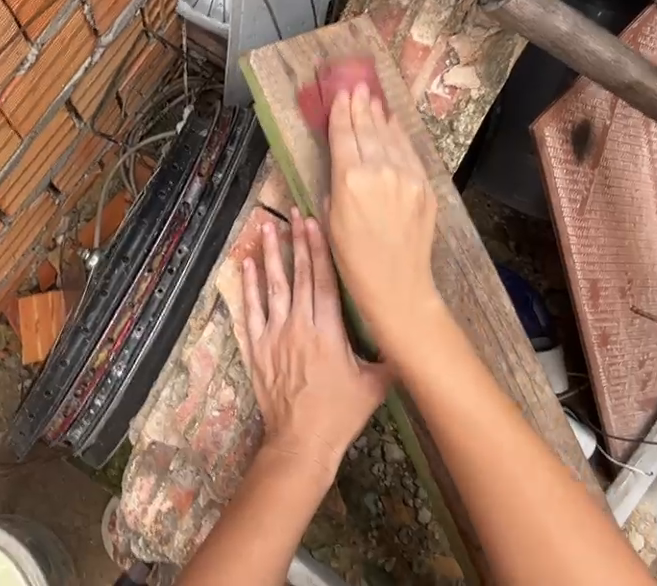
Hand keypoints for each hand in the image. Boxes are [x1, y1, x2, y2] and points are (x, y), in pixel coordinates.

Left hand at [240, 211, 389, 471]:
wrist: (300, 442)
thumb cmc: (339, 415)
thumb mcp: (374, 387)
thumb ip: (390, 359)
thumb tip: (409, 337)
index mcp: (328, 332)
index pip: (324, 281)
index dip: (320, 250)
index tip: (316, 224)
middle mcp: (299, 326)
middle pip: (299, 276)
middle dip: (298, 242)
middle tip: (295, 214)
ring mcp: (274, 335)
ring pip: (272, 287)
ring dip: (272, 255)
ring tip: (268, 227)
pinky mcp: (256, 347)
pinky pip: (250, 310)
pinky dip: (247, 286)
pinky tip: (246, 264)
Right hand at [327, 83, 440, 341]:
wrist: (396, 283)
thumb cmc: (352, 258)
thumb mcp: (331, 218)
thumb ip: (336, 183)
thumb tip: (342, 160)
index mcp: (349, 179)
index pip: (343, 136)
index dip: (341, 113)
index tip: (340, 95)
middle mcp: (379, 171)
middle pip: (367, 130)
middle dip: (360, 107)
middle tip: (356, 87)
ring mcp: (405, 176)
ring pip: (389, 137)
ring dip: (379, 116)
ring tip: (372, 98)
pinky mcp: (424, 186)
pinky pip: (409, 153)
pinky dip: (400, 135)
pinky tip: (393, 124)